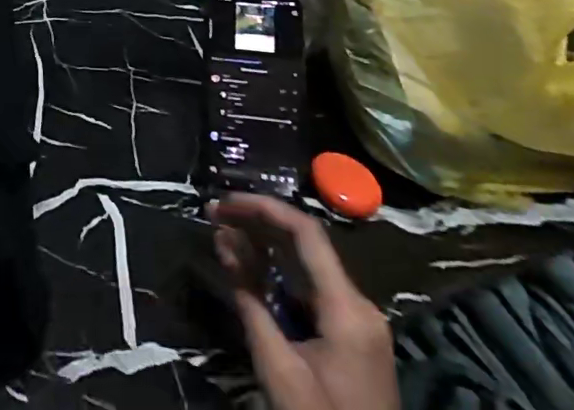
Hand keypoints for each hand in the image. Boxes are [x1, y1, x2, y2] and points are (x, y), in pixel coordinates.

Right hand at [210, 193, 399, 409]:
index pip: (306, 233)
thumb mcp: (278, 370)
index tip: (224, 203)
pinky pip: (313, 290)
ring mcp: (358, 320)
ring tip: (224, 233)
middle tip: (215, 214)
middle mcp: (359, 304)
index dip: (264, 208)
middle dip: (259, 223)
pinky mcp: (351, 336)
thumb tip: (226, 245)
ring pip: (308, 266)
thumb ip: (252, 303)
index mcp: (348, 308)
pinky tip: (250, 269)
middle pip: (307, 244)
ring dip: (267, 247)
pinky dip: (280, 275)